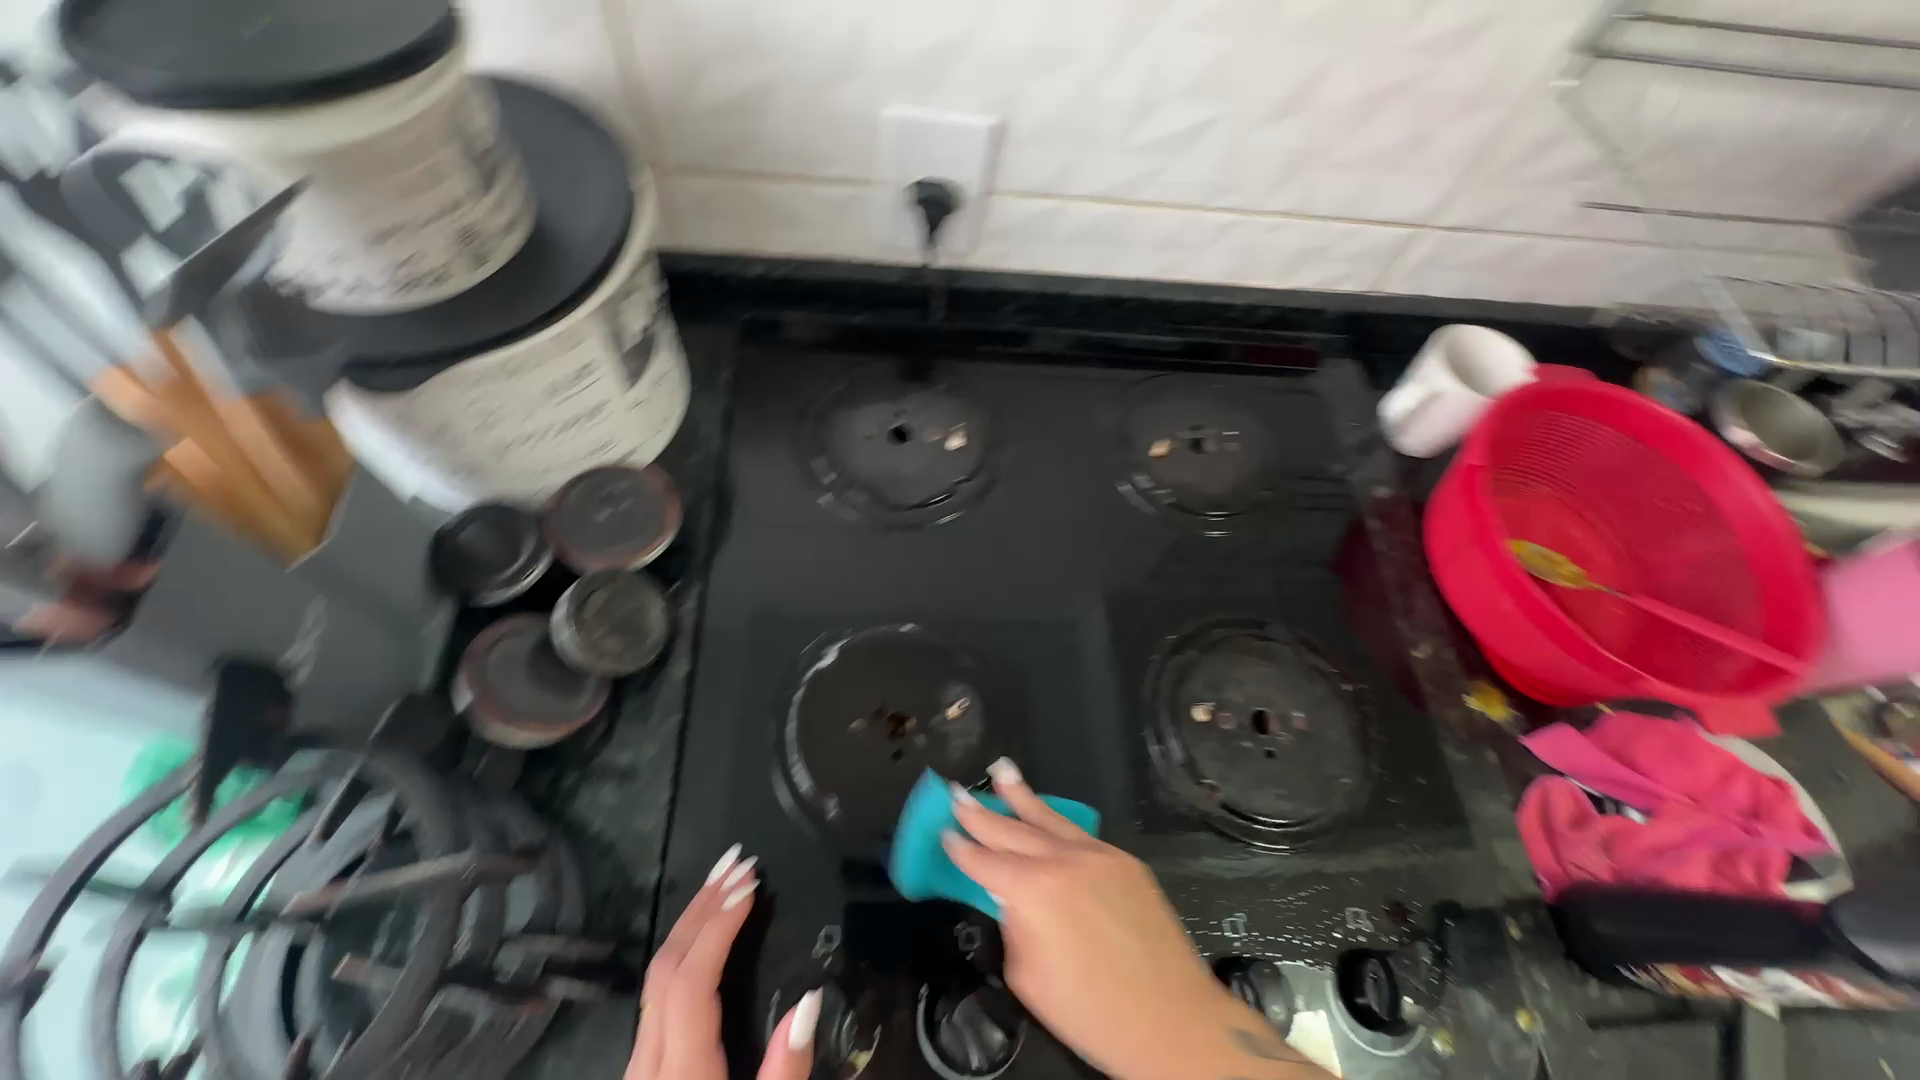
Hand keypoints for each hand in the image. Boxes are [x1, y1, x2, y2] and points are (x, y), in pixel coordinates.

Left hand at [627, 846, 820, 1079]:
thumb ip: (785, 1073)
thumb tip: (809, 1001)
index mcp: (681, 1075)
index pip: (692, 980)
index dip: (718, 924)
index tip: (750, 882)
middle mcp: (646, 1064)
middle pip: (664, 966)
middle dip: (701, 906)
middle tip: (737, 861)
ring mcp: (636, 1071)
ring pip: (654, 979)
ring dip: (690, 925)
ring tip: (724, 888)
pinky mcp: (639, 1076)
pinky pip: (656, 998)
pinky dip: (683, 955)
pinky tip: (704, 946)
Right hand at [943, 759, 1332, 1079]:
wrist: (1170, 1019)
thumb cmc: (1090, 1012)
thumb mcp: (1027, 975)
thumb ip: (1013, 925)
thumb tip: (1013, 901)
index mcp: (1033, 890)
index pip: (985, 861)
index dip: (961, 848)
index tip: (943, 832)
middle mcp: (1064, 861)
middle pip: (1013, 831)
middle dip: (981, 813)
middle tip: (956, 793)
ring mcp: (1098, 856)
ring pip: (1050, 819)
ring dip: (1021, 796)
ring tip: (1001, 771)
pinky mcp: (1126, 863)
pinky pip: (1080, 835)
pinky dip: (1056, 821)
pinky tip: (1045, 814)